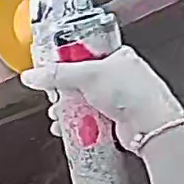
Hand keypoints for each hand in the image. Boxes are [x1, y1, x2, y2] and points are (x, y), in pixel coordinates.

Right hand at [19, 46, 183, 151]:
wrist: (151, 126)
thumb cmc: (132, 93)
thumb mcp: (88, 75)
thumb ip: (56, 75)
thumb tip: (32, 75)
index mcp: (119, 56)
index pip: (86, 54)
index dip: (67, 62)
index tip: (51, 70)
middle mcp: (120, 76)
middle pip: (82, 82)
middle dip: (64, 92)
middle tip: (54, 96)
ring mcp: (119, 100)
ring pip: (85, 103)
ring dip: (69, 111)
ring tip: (59, 116)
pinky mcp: (117, 120)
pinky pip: (91, 120)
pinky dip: (79, 125)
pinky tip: (70, 128)